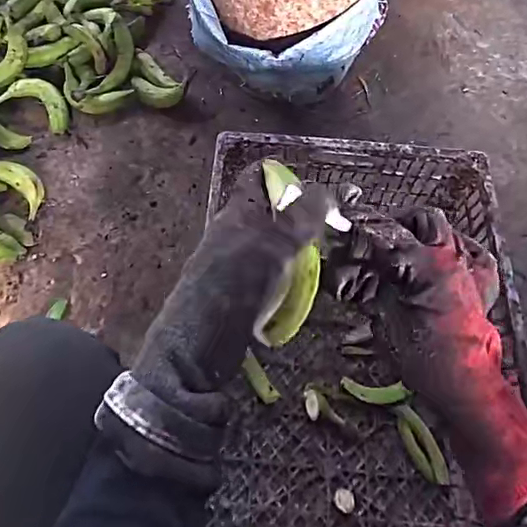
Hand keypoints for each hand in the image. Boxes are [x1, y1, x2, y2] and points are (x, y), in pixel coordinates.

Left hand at [97, 167, 335, 484]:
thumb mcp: (275, 245)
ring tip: (317, 266)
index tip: (319, 196)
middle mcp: (233, 232)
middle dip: (302, 221)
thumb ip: (303, 215)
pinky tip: (298, 292)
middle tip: (328, 235)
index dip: (288, 178)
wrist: (195, 350)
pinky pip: (270, 275)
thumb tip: (332, 192)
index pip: (260, 176)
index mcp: (237, 212)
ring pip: (274, 245)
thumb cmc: (234, 287)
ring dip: (297, 253)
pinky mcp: (236, 292)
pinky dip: (286, 279)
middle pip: (273, 213)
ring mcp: (233, 263)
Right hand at [361, 207, 526, 526]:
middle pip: (423, 218)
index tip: (348, 225)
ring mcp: (472, 267)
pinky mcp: (484, 283)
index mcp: (427, 262)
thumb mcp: (384, 319)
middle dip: (399, 222)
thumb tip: (350, 268)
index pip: (389, 232)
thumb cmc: (423, 357)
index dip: (364, 227)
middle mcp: (453, 256)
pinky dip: (454, 249)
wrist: (466, 386)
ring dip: (425, 233)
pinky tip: (442, 259)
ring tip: (405, 247)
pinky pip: (471, 252)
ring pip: (448, 230)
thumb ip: (370, 286)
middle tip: (378, 236)